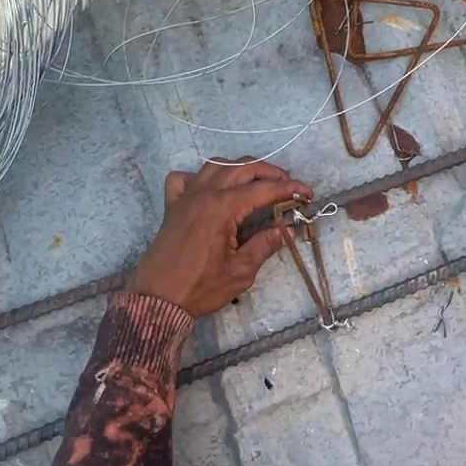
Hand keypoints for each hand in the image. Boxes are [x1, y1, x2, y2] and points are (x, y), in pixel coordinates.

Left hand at [128, 160, 311, 317]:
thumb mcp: (241, 271)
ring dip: (240, 168)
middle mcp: (204, 194)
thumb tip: (288, 230)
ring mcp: (185, 197)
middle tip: (289, 185)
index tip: (308, 193)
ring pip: (216, 166)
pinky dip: (199, 177)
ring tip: (257, 181)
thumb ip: (265, 244)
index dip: (289, 189)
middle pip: (242, 168)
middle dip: (270, 172)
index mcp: (222, 208)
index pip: (263, 190)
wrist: (157, 299)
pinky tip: (210, 188)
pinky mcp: (172, 207)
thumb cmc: (201, 288)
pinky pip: (183, 179)